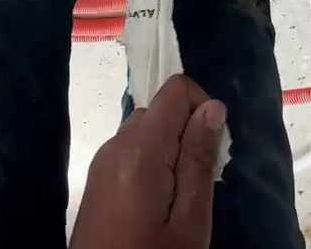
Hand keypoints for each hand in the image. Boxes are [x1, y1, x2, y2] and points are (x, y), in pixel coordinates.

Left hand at [70, 74, 226, 248]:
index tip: (213, 150)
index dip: (202, 107)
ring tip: (180, 200)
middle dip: (188, 133)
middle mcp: (117, 143)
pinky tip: (158, 206)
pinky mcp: (97, 180)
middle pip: (161, 109)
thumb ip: (200, 160)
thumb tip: (212, 107)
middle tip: (200, 183)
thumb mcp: (190, 223)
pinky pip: (132, 151)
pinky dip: (152, 163)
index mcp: (140, 147)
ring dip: (171, 150)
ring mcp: (103, 161)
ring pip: (147, 130)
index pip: (176, 88)